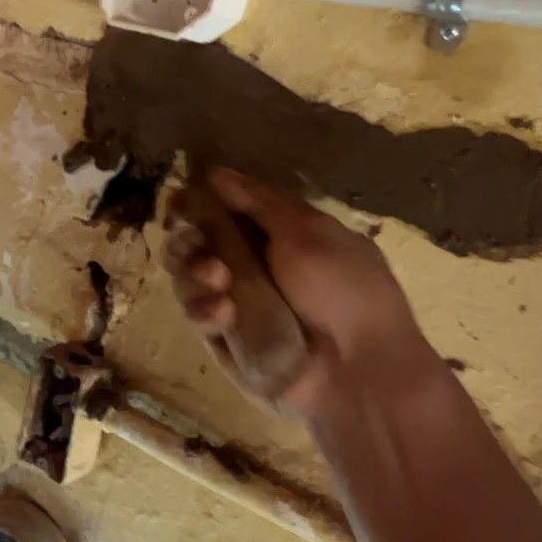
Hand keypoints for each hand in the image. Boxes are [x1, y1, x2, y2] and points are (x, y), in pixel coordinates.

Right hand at [163, 168, 437, 420]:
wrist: (356, 368)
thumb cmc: (343, 289)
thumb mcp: (308, 232)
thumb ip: (259, 202)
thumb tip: (216, 173)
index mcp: (280, 238)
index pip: (228, 214)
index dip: (204, 206)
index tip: (185, 200)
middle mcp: (254, 269)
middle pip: (199, 245)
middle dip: (191, 241)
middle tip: (198, 245)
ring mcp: (237, 306)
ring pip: (191, 279)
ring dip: (195, 272)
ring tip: (216, 278)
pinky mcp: (224, 341)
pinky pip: (198, 317)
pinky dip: (204, 310)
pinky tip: (223, 312)